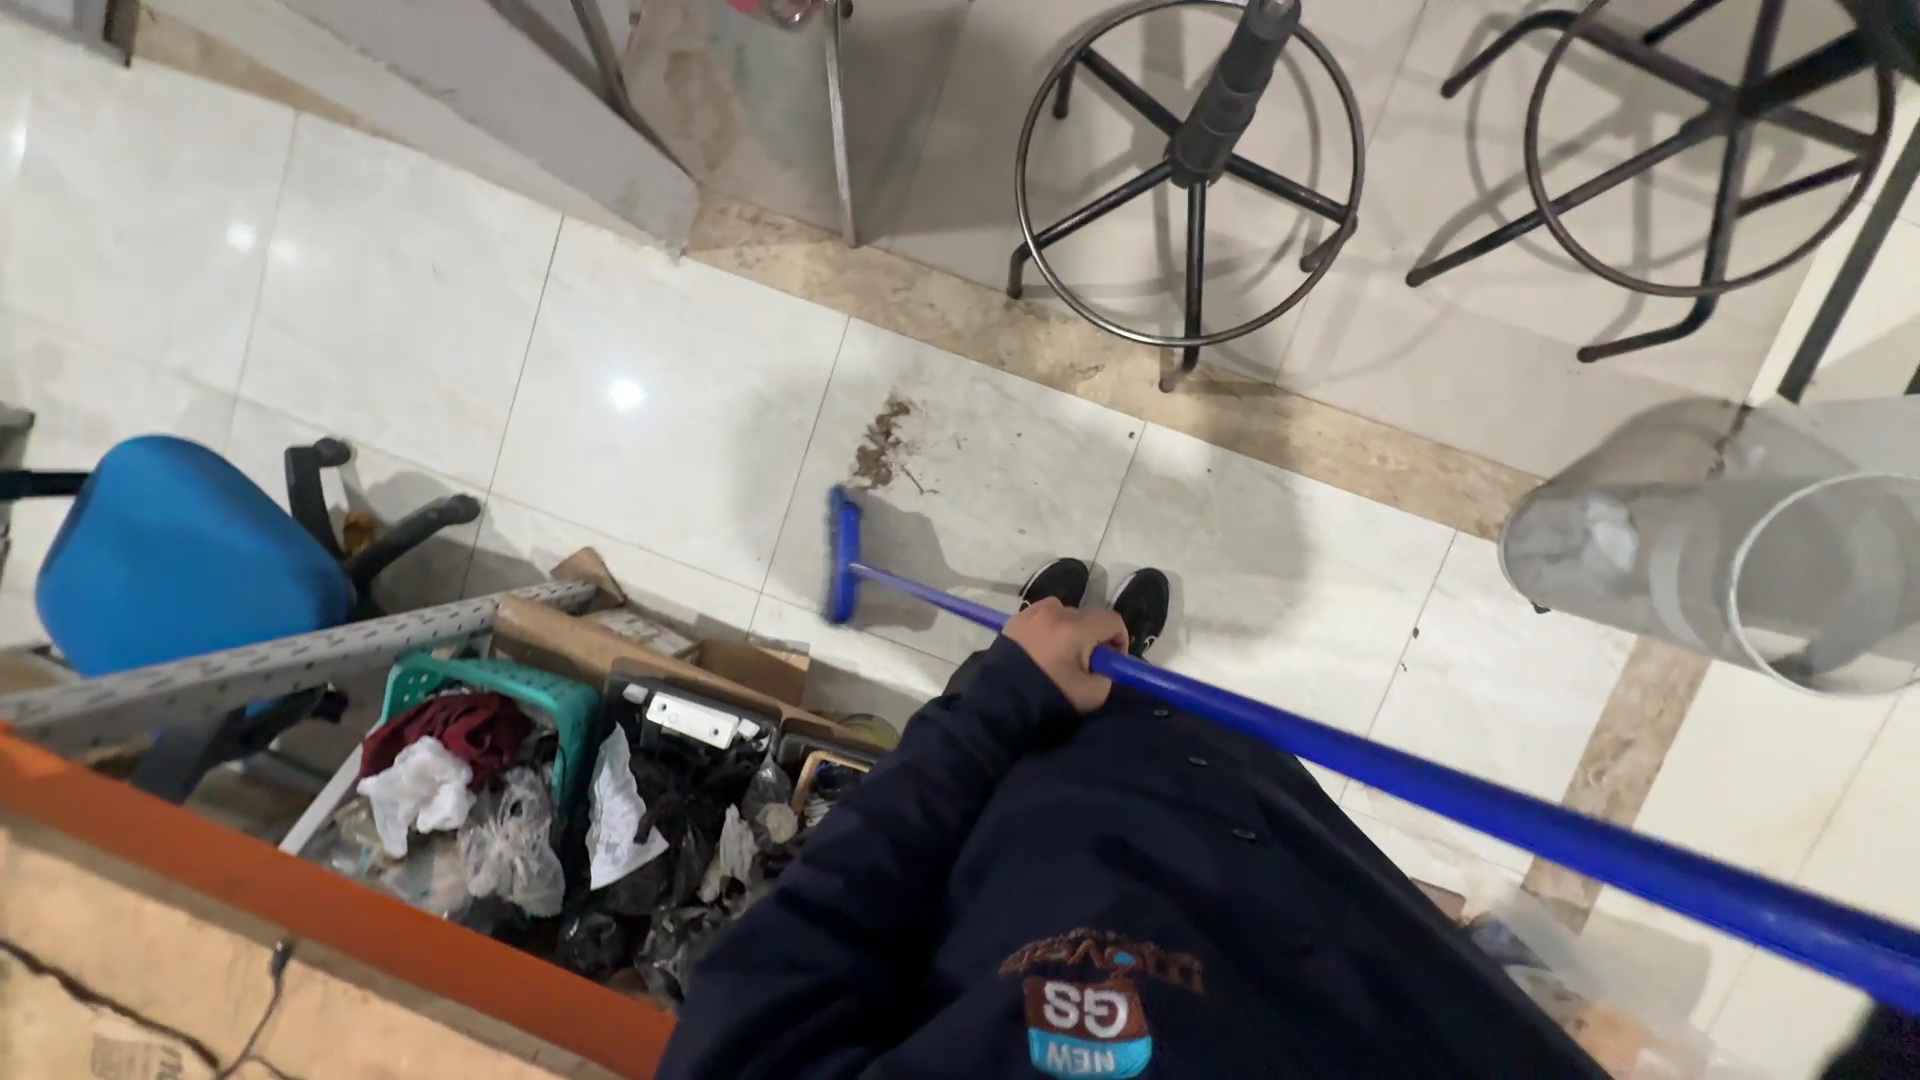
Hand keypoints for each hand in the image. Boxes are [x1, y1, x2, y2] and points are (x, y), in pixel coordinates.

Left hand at [1002, 598, 1128, 712]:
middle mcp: (1055, 612)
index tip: (1111, 660)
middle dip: (1094, 636)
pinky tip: (1041, 649)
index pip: (1112, 620)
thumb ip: (1107, 676)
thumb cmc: (1049, 695)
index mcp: (1076, 628)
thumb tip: (1103, 665)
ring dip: (1070, 629)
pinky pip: (1042, 616)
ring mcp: (1033, 612)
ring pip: (1064, 613)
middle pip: (1087, 616)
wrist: (1001, 699)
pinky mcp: (1016, 618)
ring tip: (1061, 654)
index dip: (1119, 639)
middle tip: (1086, 662)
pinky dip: (1048, 628)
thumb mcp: (1092, 694)